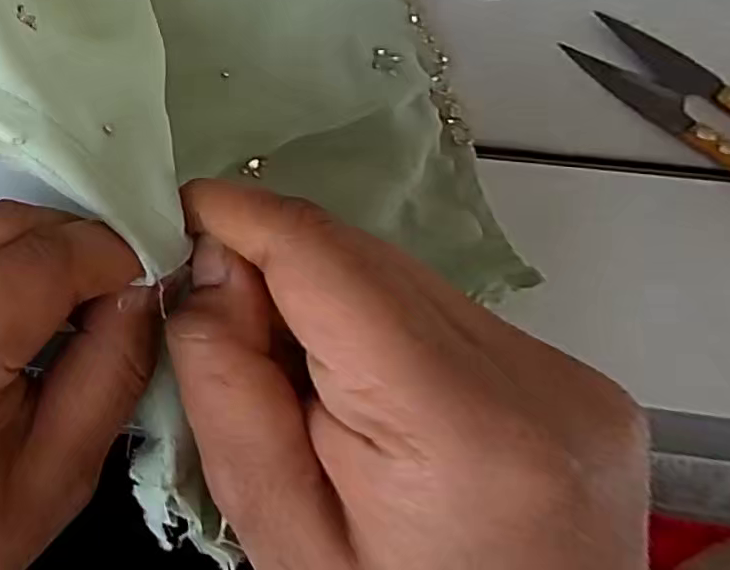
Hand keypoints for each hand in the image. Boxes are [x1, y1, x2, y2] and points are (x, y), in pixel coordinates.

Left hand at [0, 202, 158, 569]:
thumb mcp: (60, 470)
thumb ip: (112, 366)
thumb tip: (142, 286)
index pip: (40, 262)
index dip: (109, 256)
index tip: (152, 272)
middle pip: (7, 226)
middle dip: (77, 244)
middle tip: (123, 284)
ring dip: (43, 245)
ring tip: (83, 293)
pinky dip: (8, 254)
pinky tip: (35, 295)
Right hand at [167, 180, 648, 569]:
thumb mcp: (268, 516)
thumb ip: (223, 373)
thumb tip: (211, 260)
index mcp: (461, 422)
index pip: (319, 252)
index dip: (234, 213)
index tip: (170, 218)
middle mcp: (532, 377)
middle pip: (349, 251)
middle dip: (263, 259)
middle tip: (214, 312)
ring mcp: (557, 371)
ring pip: (378, 266)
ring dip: (307, 288)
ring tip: (284, 363)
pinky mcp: (559, 373)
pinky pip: (414, 297)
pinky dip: (352, 312)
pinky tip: (343, 375)